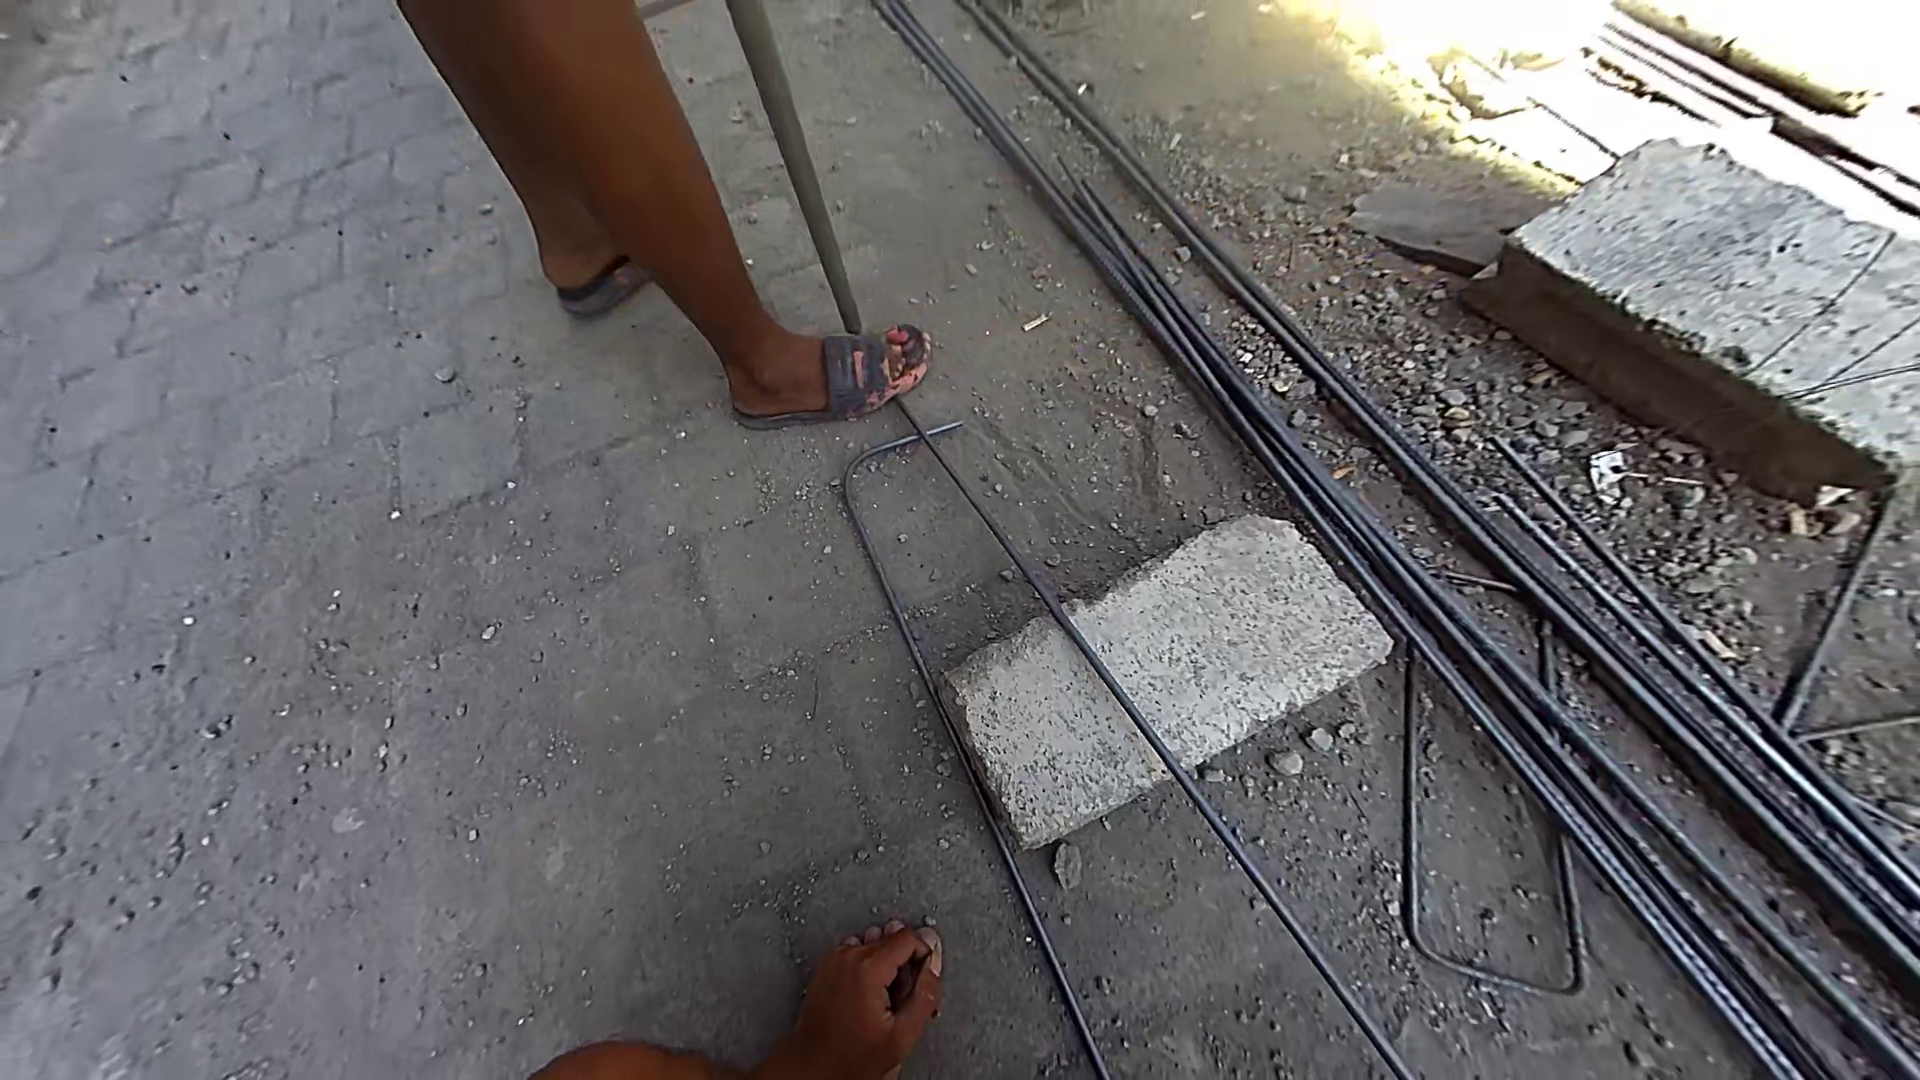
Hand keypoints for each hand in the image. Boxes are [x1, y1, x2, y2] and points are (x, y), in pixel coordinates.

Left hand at [754, 922, 942, 1079]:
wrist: (812, 1069)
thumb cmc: (850, 1060)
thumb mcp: (901, 1038)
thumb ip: (925, 997)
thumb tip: (933, 964)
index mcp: (869, 967)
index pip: (910, 937)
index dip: (922, 957)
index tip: (919, 981)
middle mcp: (851, 954)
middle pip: (893, 938)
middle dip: (904, 963)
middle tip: (898, 998)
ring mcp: (837, 956)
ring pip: (876, 942)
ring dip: (886, 963)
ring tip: (880, 998)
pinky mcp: (828, 962)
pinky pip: (859, 949)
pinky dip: (867, 964)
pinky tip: (865, 994)